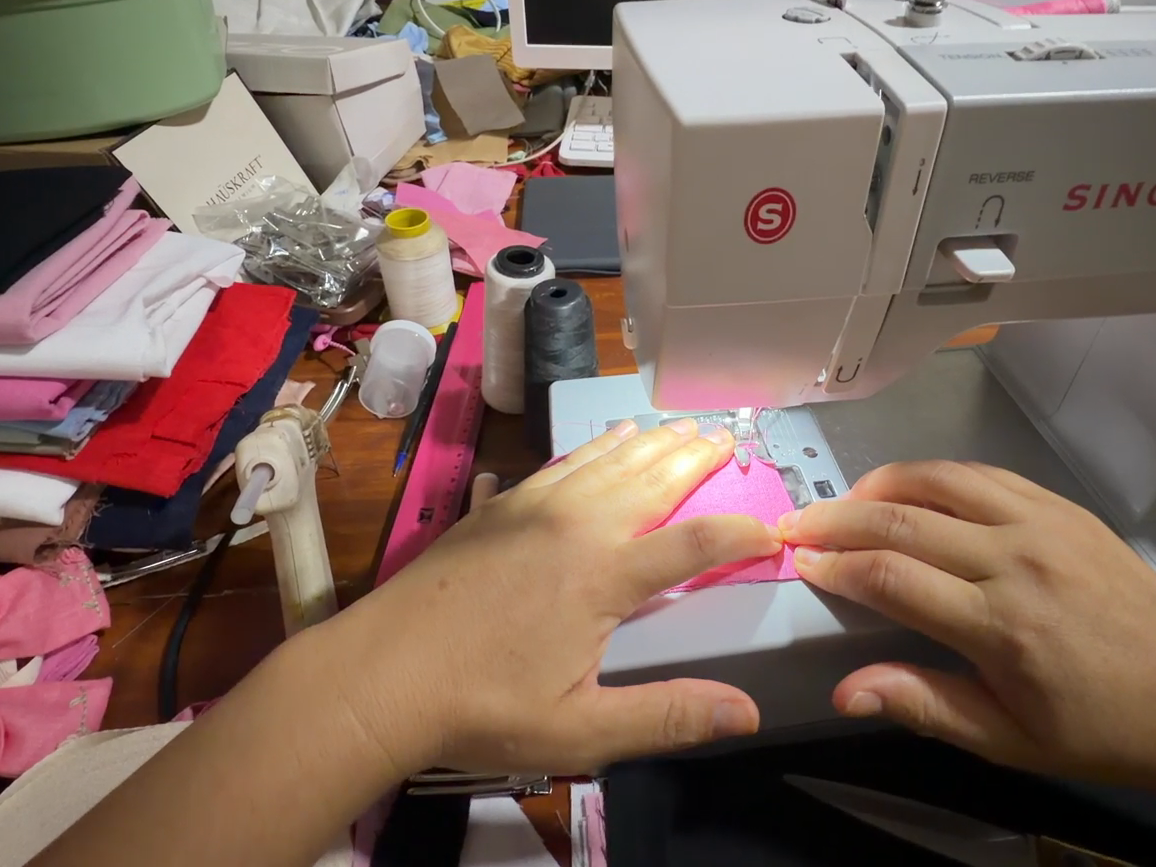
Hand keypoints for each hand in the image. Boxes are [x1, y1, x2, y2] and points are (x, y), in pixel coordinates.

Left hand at [323, 419, 782, 775]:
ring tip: (680, 425)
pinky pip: (562, 461)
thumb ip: (666, 716)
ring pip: (609, 461)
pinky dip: (594, 445)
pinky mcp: (502, 504)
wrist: (383, 672)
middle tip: (725, 435)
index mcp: (604, 576)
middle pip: (652, 480)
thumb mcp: (579, 730)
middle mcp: (577, 526)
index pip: (694, 546)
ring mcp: (535, 506)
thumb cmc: (482, 706)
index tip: (772, 528)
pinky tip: (608, 436)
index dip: (740, 534)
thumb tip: (747, 712)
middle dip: (695, 458)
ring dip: (651, 442)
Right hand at [781, 461, 1155, 796]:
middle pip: (901, 519)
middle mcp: (1016, 560)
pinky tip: (909, 489)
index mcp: (1002, 626)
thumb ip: (923, 704)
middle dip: (837, 517)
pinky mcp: (1060, 505)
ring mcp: (1041, 522)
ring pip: (936, 480)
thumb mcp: (1010, 741)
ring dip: (878, 485)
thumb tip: (843, 692)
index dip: (835, 565)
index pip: (891, 577)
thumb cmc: (1102, 730)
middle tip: (798, 523)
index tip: (799, 561)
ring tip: (844, 502)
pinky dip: (930, 475)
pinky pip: (979, 473)